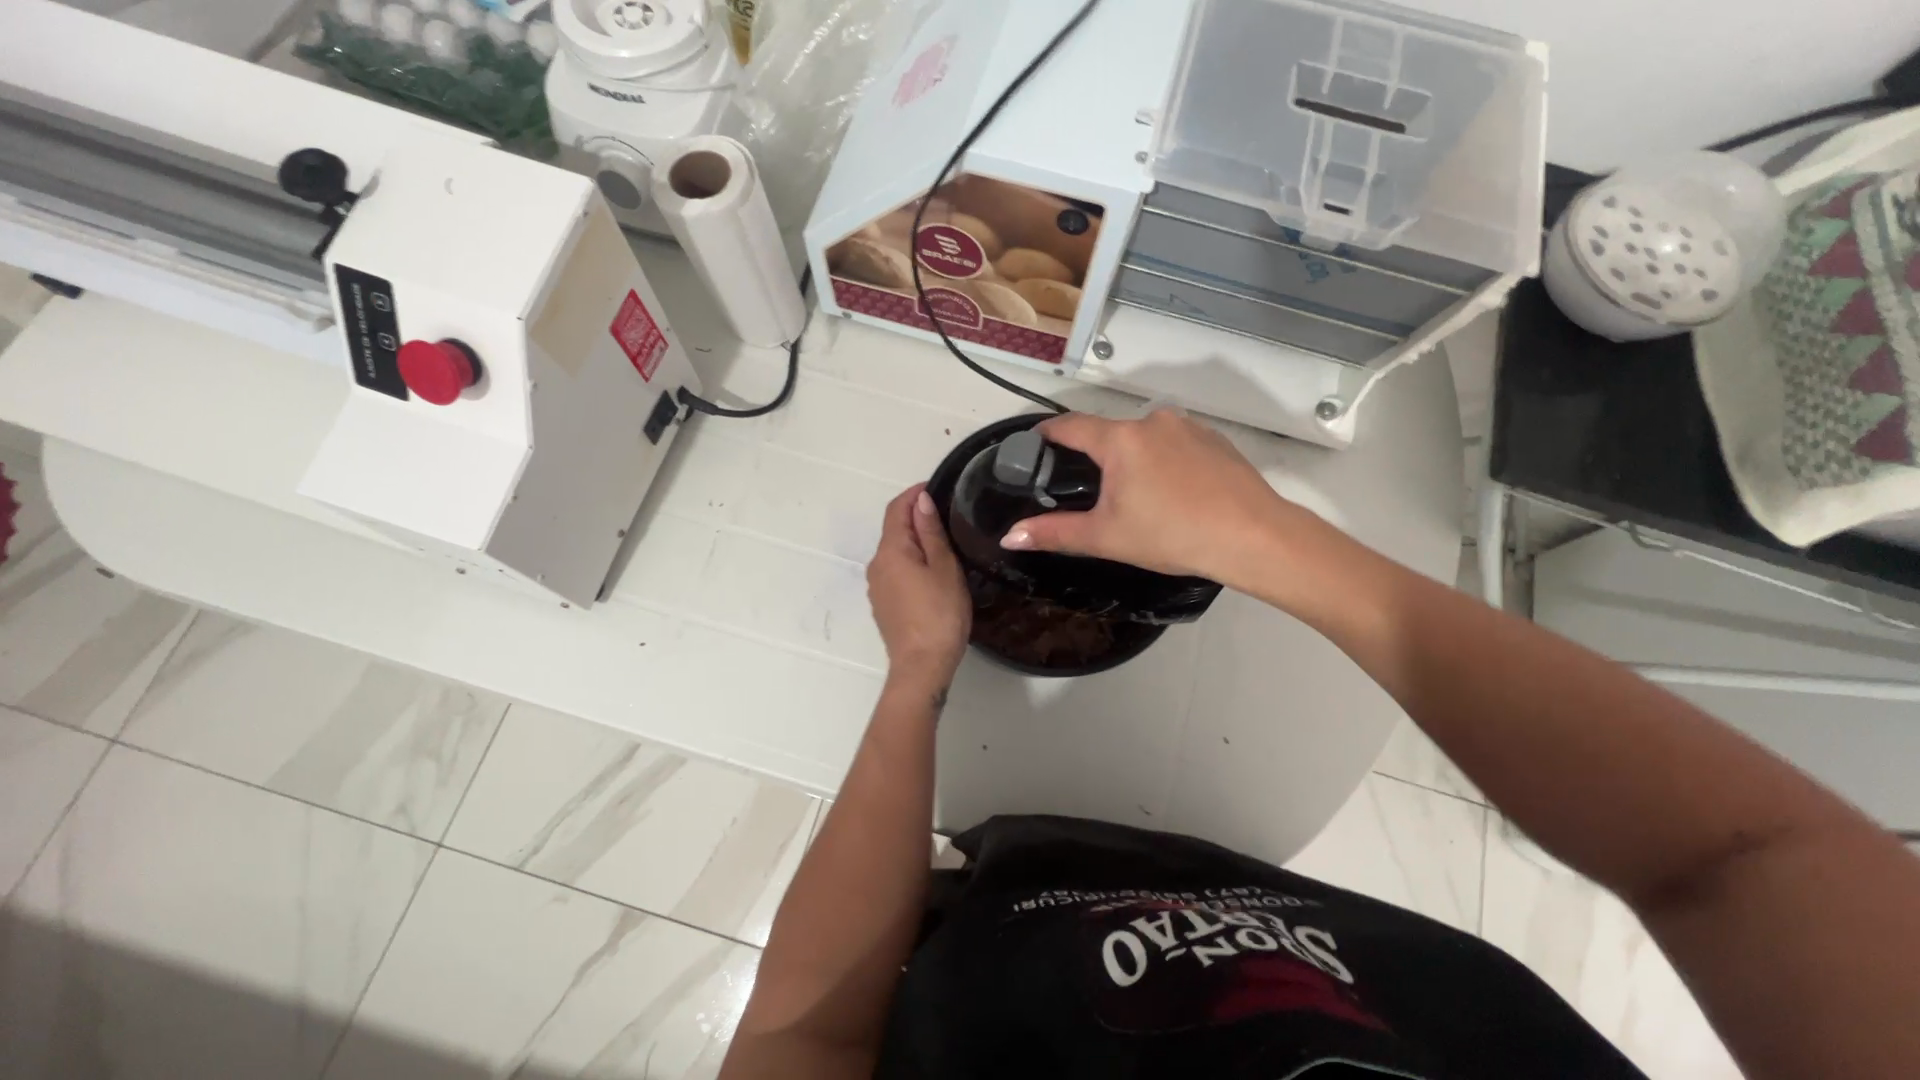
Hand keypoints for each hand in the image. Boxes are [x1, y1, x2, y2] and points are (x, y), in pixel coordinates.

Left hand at [867, 484, 971, 687]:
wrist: (922, 666)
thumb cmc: (939, 614)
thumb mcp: (944, 568)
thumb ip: (931, 532)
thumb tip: (920, 501)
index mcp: (891, 551)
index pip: (896, 509)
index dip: (915, 494)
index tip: (938, 488)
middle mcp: (877, 565)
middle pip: (894, 530)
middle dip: (916, 517)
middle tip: (949, 515)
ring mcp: (877, 587)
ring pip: (895, 552)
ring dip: (915, 542)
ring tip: (946, 543)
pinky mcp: (884, 605)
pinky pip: (896, 572)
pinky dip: (912, 562)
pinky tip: (933, 572)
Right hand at [1000, 409, 1316, 586]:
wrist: (1252, 536)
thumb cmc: (1172, 535)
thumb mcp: (1106, 537)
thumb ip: (1055, 533)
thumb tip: (1010, 536)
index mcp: (1120, 439)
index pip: (1070, 426)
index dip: (1047, 434)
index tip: (1033, 446)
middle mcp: (1152, 421)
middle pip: (1109, 434)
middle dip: (1096, 458)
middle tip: (1090, 492)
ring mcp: (1188, 426)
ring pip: (1145, 439)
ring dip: (1134, 461)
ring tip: (1138, 498)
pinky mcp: (1215, 440)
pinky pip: (1176, 445)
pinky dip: (1166, 463)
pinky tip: (1174, 494)